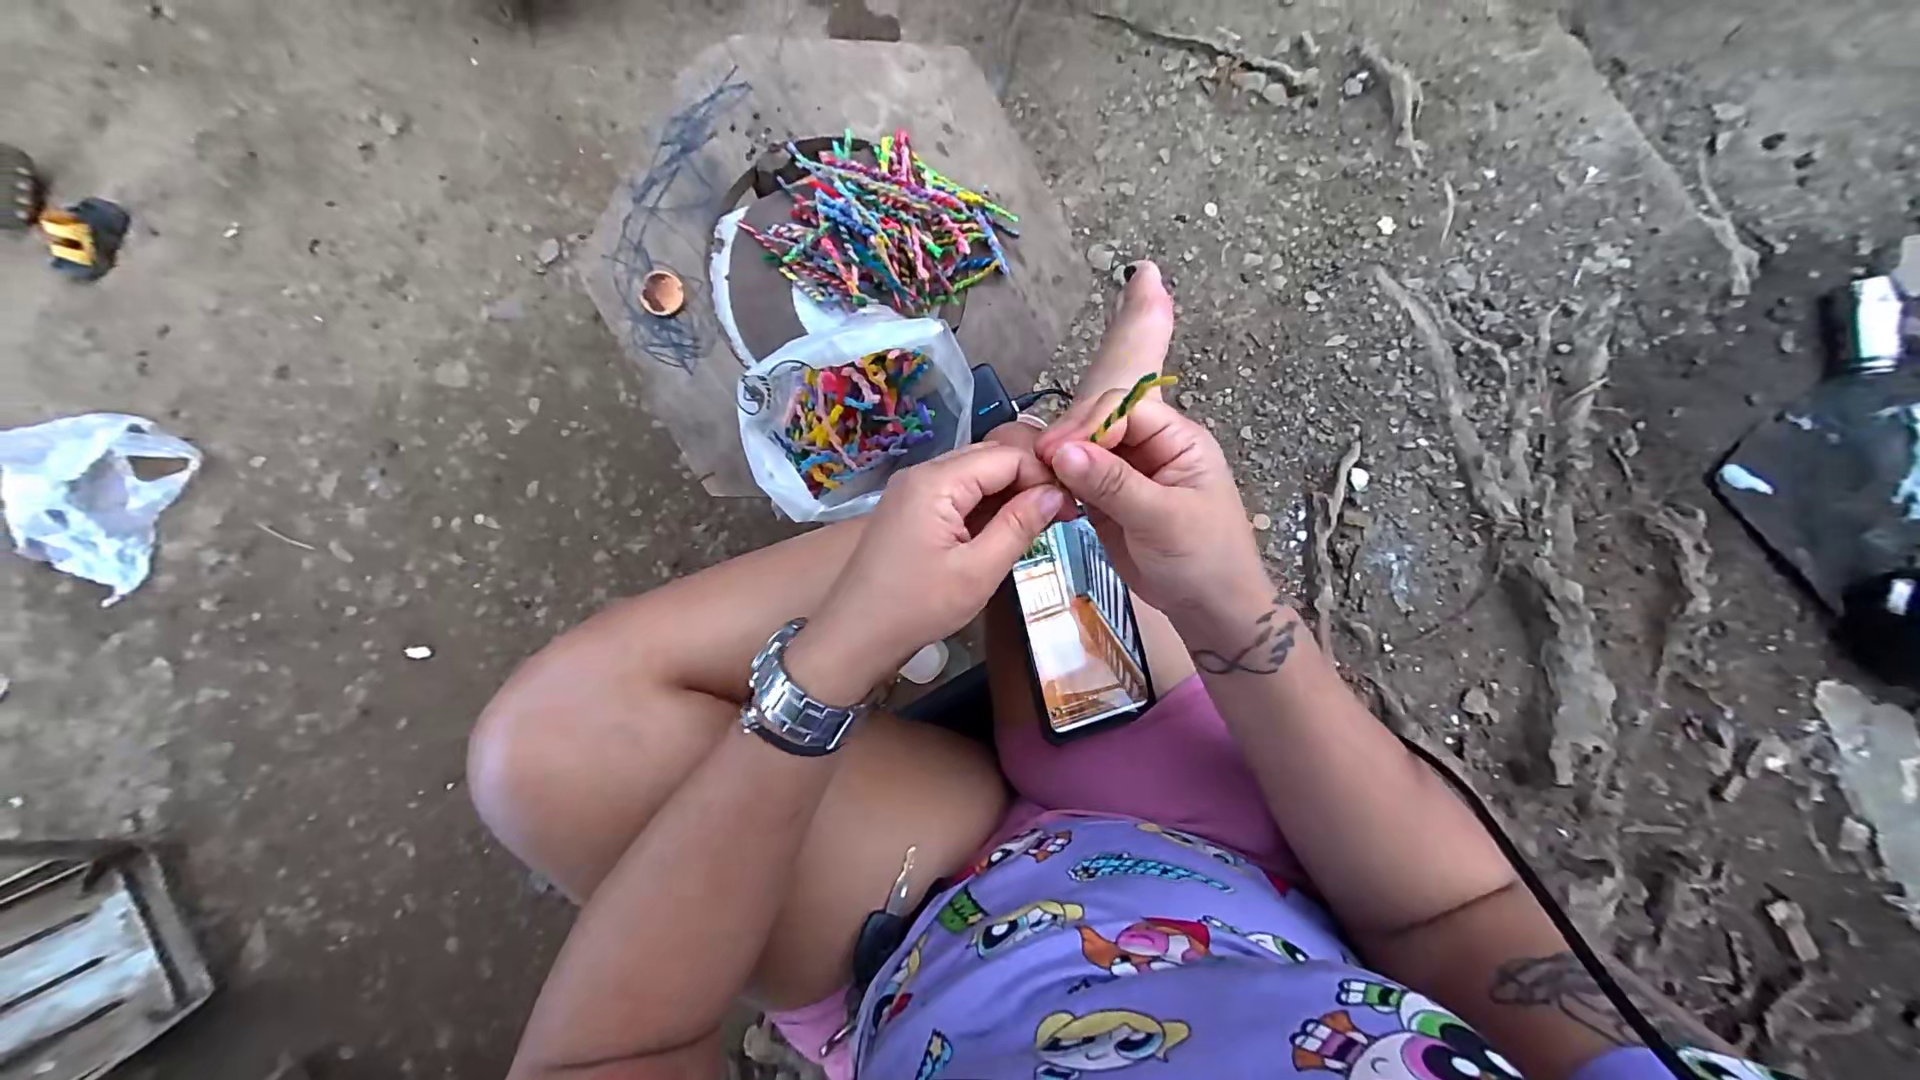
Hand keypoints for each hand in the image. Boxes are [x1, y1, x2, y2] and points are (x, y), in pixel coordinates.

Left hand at [787, 443, 1065, 702]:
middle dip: (1028, 481)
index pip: (1006, 456)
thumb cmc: (916, 607)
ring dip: (1008, 494)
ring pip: (975, 475)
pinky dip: (984, 506)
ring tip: (1037, 523)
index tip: (1071, 506)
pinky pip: (957, 493)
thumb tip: (1055, 493)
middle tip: (1060, 515)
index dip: (1043, 475)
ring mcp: (913, 490)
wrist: (854, 635)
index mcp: (936, 481)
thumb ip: (1018, 526)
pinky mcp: (911, 508)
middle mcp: (922, 474)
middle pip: (989, 459)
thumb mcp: (977, 571)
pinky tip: (1004, 528)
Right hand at [1032, 393, 1271, 621]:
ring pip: (1084, 452)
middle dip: (1070, 440)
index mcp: (1176, 439)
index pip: (1125, 409)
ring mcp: (1126, 475)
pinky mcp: (1107, 501)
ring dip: (1060, 461)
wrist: (1207, 608)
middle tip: (1038, 463)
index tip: (1055, 449)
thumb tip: (1062, 452)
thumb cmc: (1202, 558)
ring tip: (1037, 478)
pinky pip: (1078, 481)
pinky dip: (1060, 484)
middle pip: (1100, 425)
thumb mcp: (1161, 517)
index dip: (1090, 423)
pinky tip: (1047, 493)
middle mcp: (1149, 449)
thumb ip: (1112, 483)